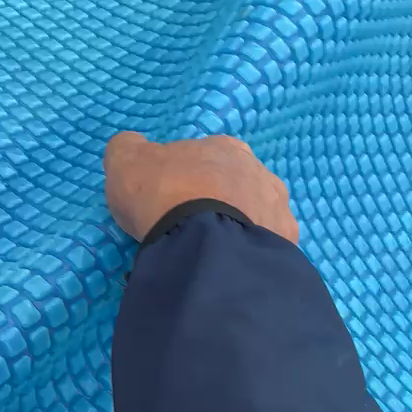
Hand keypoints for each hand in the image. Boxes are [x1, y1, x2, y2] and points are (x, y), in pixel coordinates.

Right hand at [103, 132, 298, 243]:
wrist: (201, 242)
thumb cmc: (163, 194)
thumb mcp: (126, 162)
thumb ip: (128, 149)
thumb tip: (132, 148)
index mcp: (223, 147)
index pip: (200, 157)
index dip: (179, 177)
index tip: (163, 199)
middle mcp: (257, 170)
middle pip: (229, 184)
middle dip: (210, 201)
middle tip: (184, 227)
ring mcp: (276, 206)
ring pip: (251, 214)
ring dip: (233, 225)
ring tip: (205, 250)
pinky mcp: (285, 242)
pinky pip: (263, 246)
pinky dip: (247, 252)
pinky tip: (227, 265)